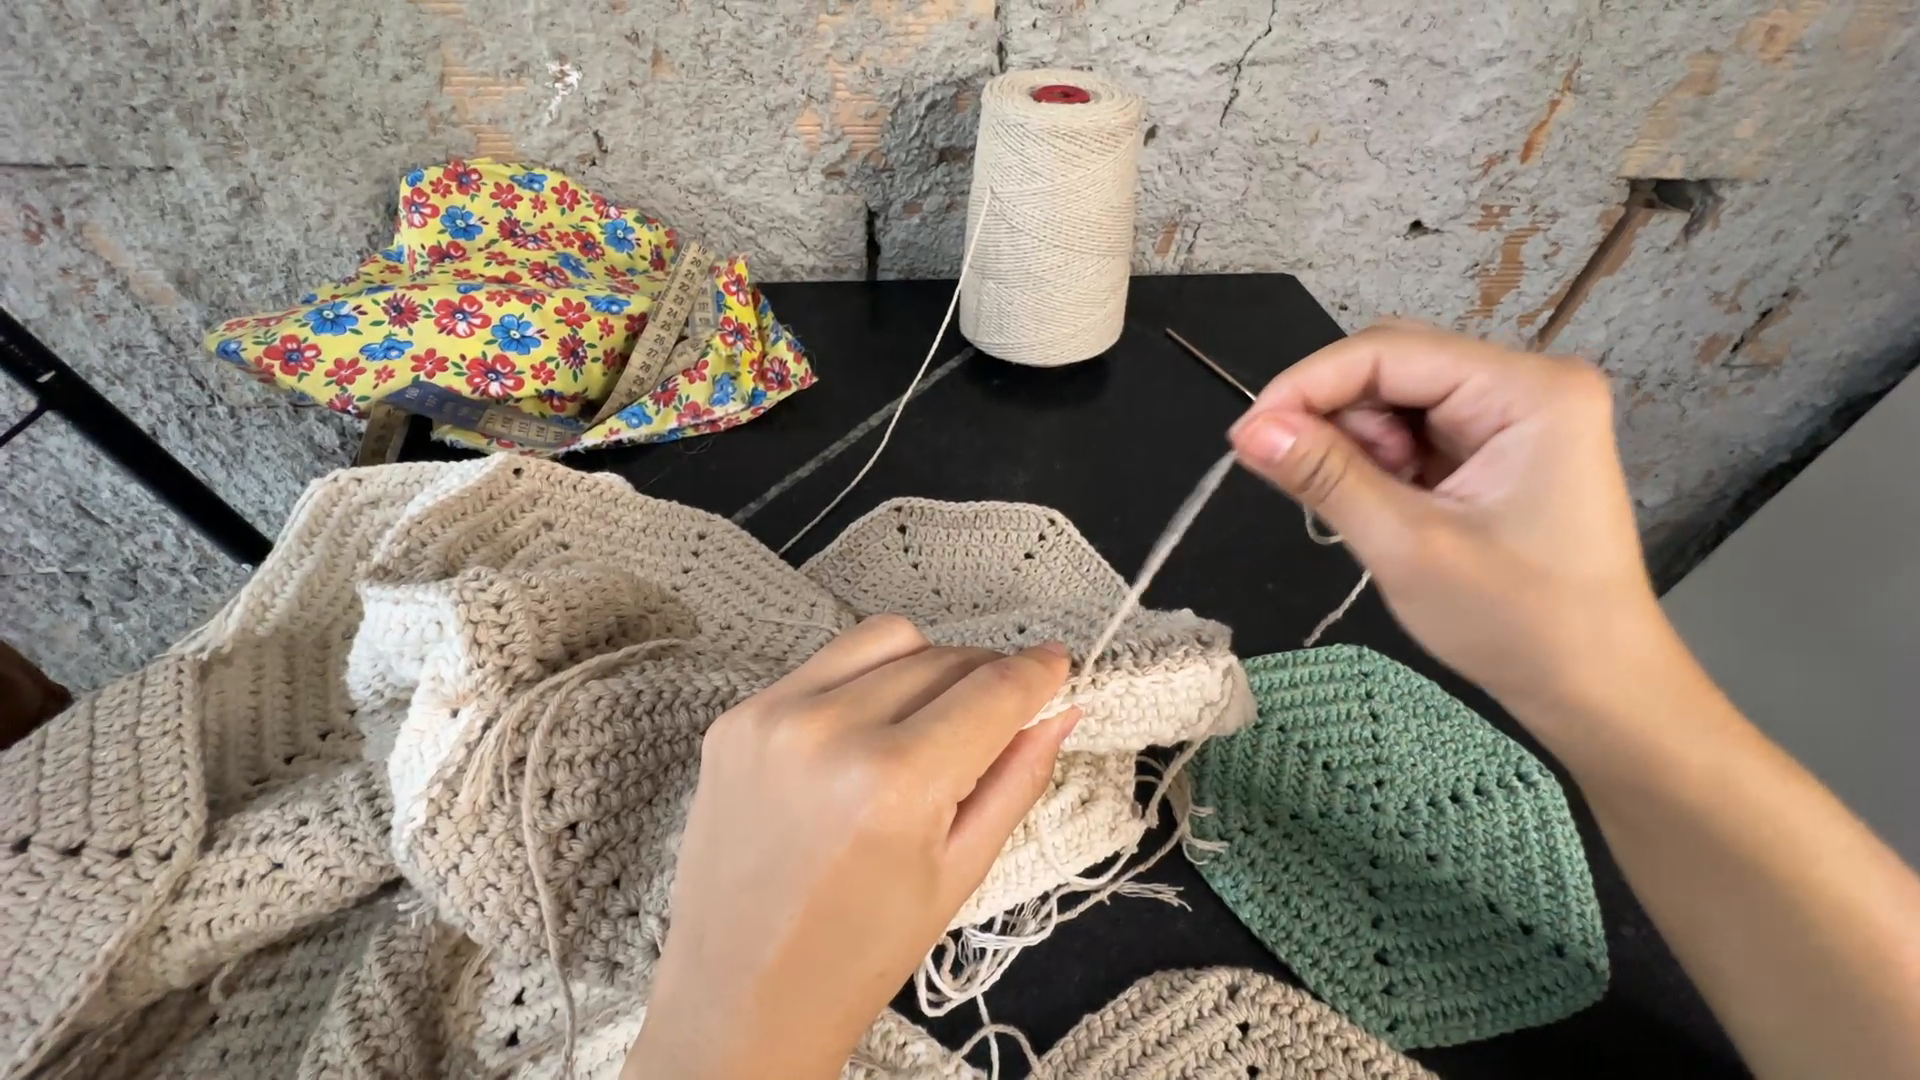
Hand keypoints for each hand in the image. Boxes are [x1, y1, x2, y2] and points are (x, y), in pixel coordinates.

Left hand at [624, 616, 1079, 1079]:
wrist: (737, 999)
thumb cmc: (858, 953)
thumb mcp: (960, 872)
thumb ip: (1019, 777)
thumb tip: (1062, 710)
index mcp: (894, 785)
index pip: (991, 691)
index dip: (1037, 670)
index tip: (1057, 662)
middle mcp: (829, 731)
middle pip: (944, 657)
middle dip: (987, 676)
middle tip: (997, 714)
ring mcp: (772, 716)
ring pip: (887, 638)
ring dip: (928, 663)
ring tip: (929, 719)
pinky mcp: (736, 715)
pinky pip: (828, 662)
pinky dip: (867, 679)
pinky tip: (867, 730)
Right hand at [1229, 322, 1659, 719]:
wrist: (1591, 687)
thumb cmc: (1515, 621)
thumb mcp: (1406, 545)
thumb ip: (1326, 476)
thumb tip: (1248, 431)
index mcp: (1527, 392)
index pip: (1388, 352)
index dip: (1306, 385)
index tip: (1245, 437)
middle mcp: (1524, 386)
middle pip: (1390, 366)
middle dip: (1331, 416)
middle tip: (1295, 476)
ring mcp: (1510, 418)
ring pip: (1392, 400)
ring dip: (1352, 444)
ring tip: (1360, 506)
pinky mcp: (1492, 450)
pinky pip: (1408, 432)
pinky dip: (1372, 463)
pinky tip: (1377, 504)